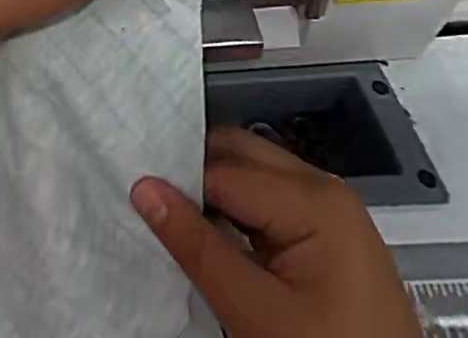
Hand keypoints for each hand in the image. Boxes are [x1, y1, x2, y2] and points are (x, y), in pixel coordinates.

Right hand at [131, 127, 420, 337]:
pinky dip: (237, 211)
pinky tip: (213, 238)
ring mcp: (330, 209)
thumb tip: (144, 189)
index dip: (177, 183)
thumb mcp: (257, 313)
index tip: (137, 198)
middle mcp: (323, 188)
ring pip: (251, 173)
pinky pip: (269, 200)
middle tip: (152, 203)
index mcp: (314, 198)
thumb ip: (198, 247)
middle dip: (194, 173)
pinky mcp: (328, 234)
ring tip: (177, 224)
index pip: (222, 171)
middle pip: (239, 154)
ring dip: (213, 192)